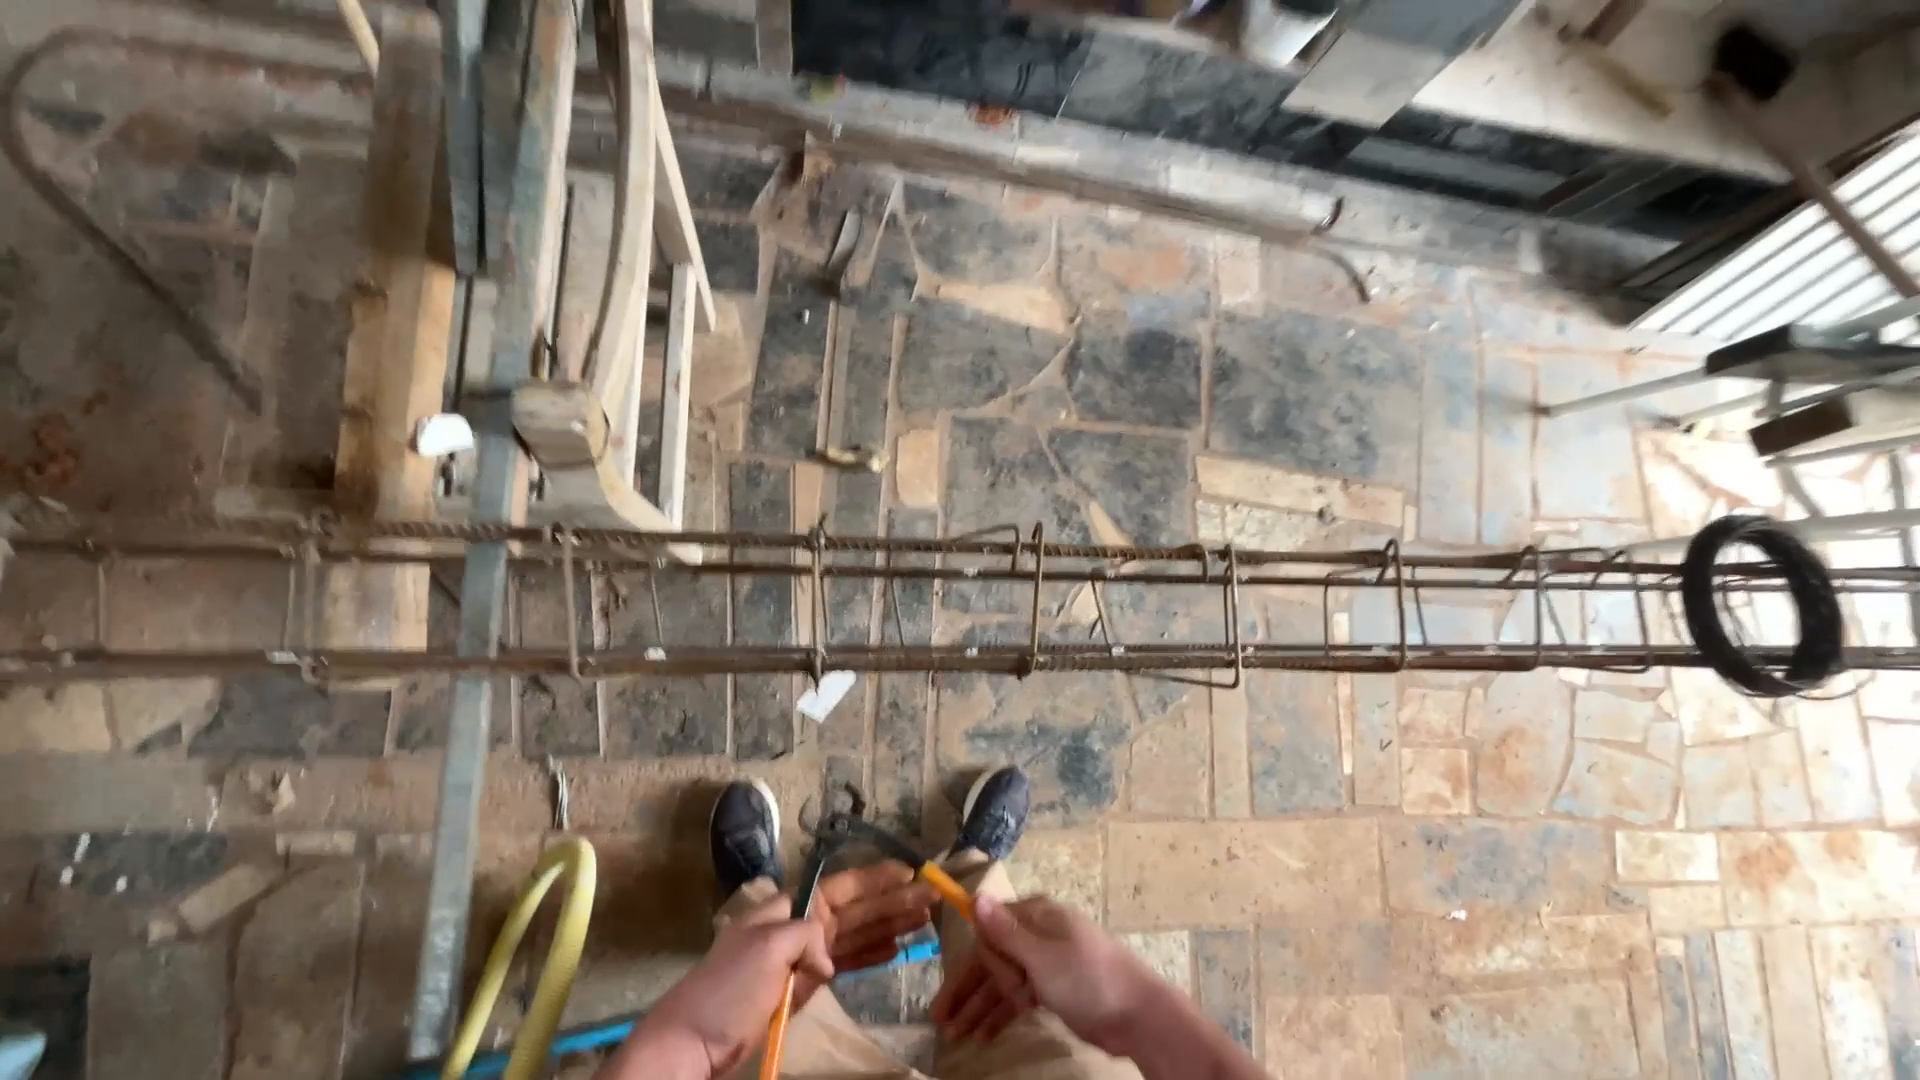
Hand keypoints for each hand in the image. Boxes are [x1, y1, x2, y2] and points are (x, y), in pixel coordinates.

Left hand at [608, 865, 936, 1079]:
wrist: (693, 1042)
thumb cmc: (727, 988)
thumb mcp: (767, 947)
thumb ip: (807, 935)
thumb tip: (831, 957)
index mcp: (790, 907)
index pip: (842, 885)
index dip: (876, 879)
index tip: (910, 871)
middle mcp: (801, 925)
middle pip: (856, 908)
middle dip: (894, 901)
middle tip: (932, 896)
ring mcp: (804, 956)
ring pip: (857, 934)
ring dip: (890, 926)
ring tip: (925, 921)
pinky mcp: (805, 986)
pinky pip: (847, 962)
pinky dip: (872, 954)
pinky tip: (896, 949)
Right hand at [931, 894, 1156, 1052]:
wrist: (1138, 1015)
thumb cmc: (1088, 978)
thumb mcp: (1042, 957)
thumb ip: (1005, 932)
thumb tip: (975, 896)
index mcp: (1035, 915)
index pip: (988, 932)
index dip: (965, 965)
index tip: (945, 996)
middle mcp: (1037, 933)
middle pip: (991, 959)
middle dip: (966, 991)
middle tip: (940, 1021)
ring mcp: (1046, 962)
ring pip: (1002, 981)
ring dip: (978, 1007)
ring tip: (954, 1036)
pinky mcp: (1054, 988)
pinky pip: (1018, 997)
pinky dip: (1001, 1013)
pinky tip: (982, 1036)